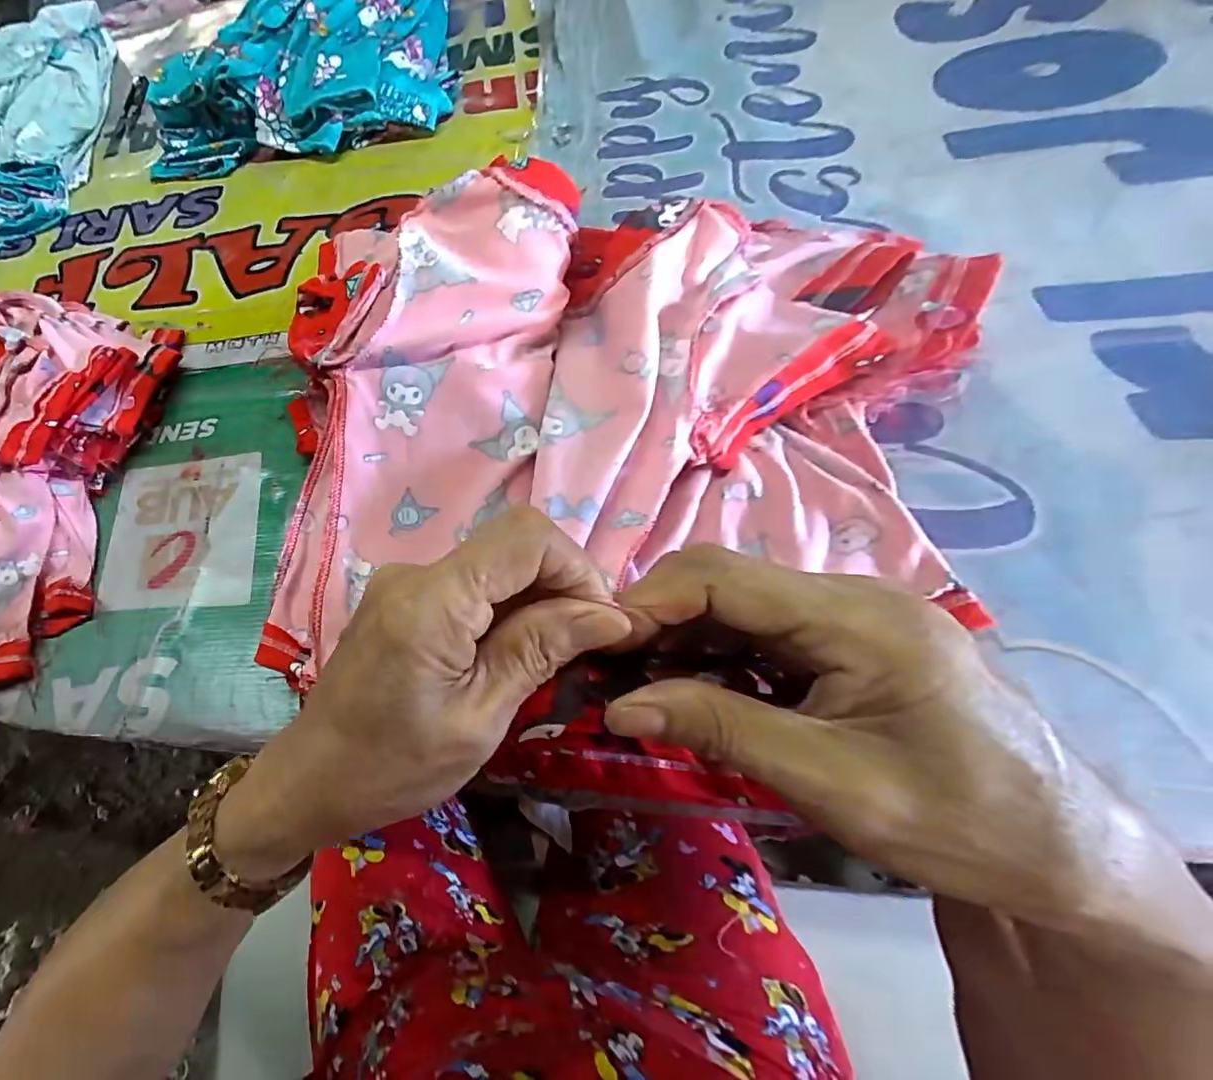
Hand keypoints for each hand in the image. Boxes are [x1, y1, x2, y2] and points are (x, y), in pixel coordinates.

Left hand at [214, 508, 632, 878]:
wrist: (314, 776)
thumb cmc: (394, 765)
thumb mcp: (479, 717)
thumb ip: (537, 650)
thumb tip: (609, 614)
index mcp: (431, 598)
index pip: (526, 535)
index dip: (577, 570)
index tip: (601, 627)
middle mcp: (411, 573)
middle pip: (508, 548)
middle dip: (559, 589)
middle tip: (582, 652)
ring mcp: (398, 584)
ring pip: (489, 568)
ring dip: (530, 604)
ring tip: (546, 663)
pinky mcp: (394, 602)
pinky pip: (462, 588)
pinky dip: (496, 613)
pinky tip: (504, 658)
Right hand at [603, 544, 1207, 945]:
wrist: (1067, 862)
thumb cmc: (962, 824)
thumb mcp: (830, 782)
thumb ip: (718, 729)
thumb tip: (616, 708)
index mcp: (859, 619)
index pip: (719, 576)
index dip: (645, 603)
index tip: (597, 650)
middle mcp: (849, 599)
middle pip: (717, 579)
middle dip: (651, 619)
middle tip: (608, 671)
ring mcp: (845, 617)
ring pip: (727, 602)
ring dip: (674, 639)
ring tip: (638, 686)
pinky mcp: (839, 641)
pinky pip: (750, 629)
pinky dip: (705, 655)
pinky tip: (688, 691)